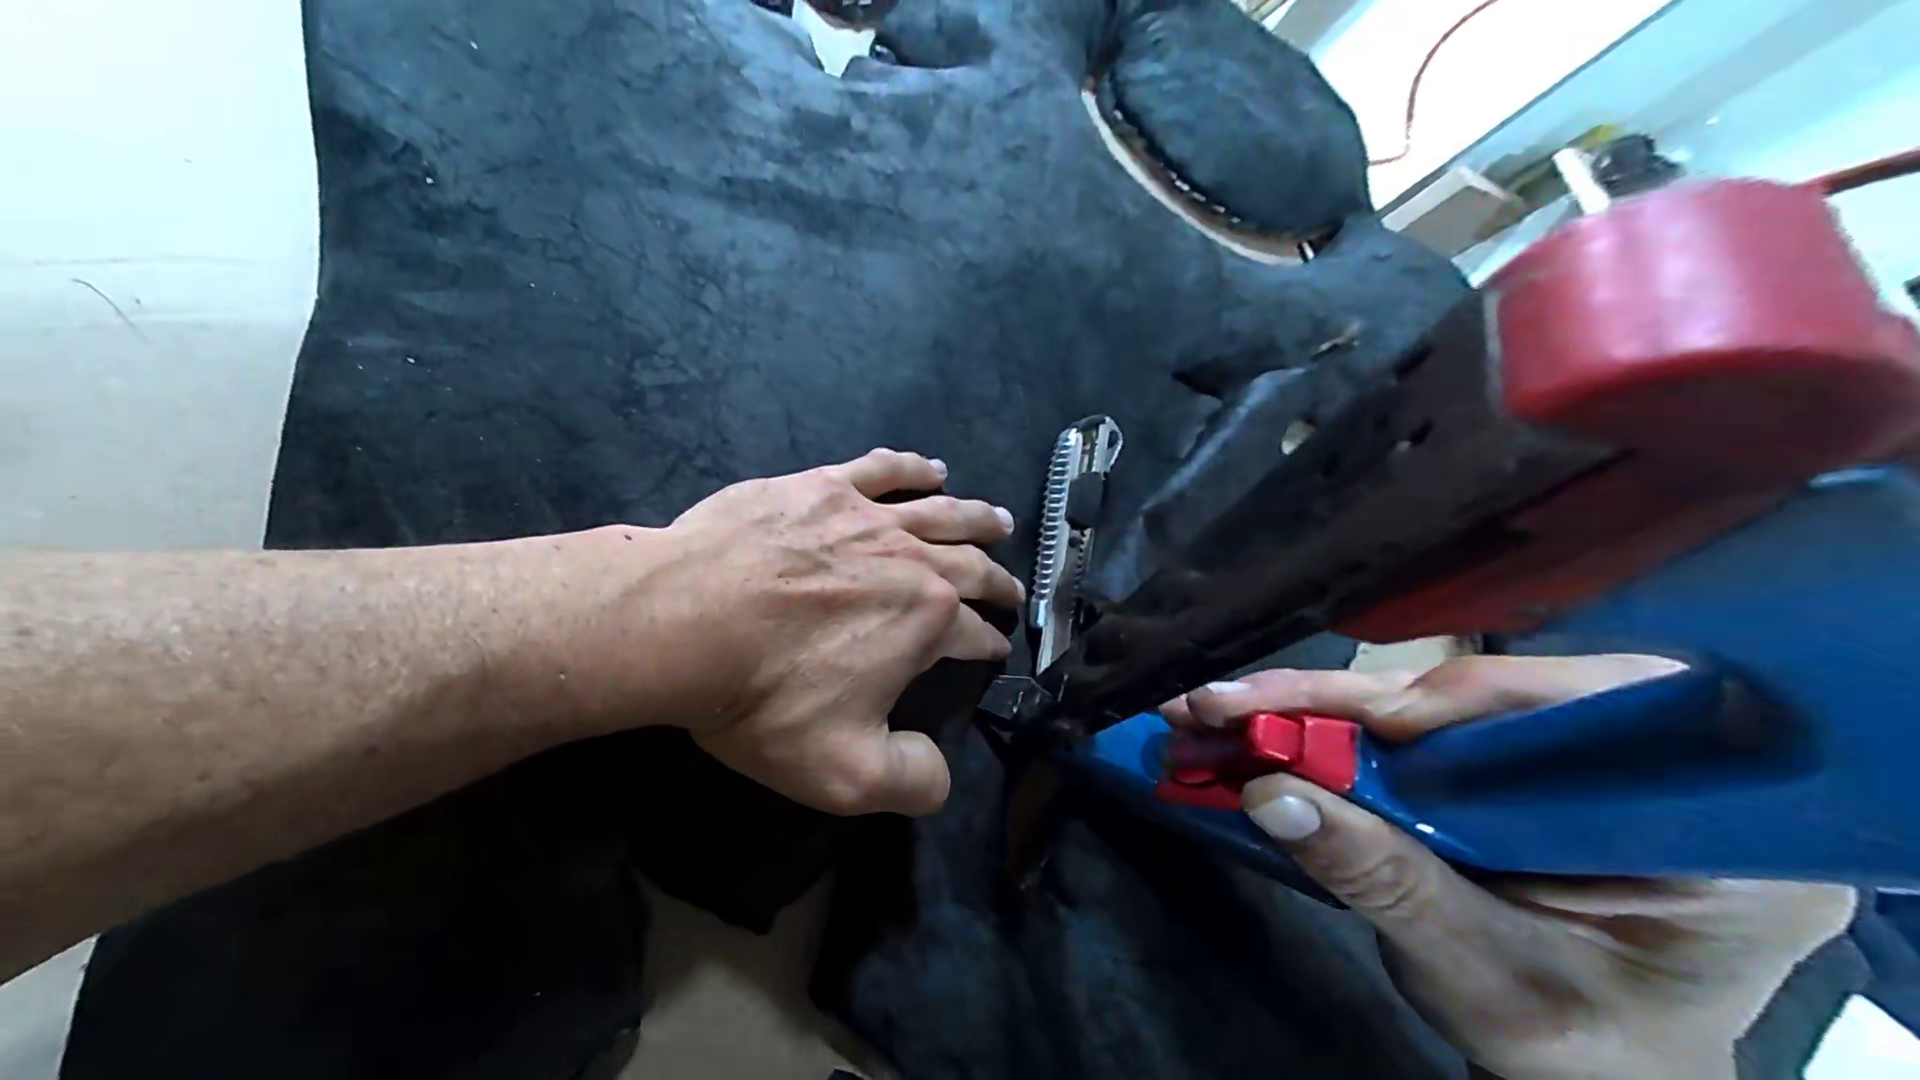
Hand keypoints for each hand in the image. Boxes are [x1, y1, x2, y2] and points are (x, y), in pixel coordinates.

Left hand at [540, 449, 1021, 816]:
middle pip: (971, 565)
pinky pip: (882, 469)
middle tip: (1011, 587)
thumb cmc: (764, 695)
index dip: (989, 643)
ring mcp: (866, 517)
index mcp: (926, 619)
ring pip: (941, 511)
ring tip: (999, 521)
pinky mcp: (822, 487)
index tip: (995, 649)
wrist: (682, 622)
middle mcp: (911, 559)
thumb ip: (911, 780)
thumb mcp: (844, 772)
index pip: (974, 632)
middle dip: (997, 579)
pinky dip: (914, 469)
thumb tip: (942, 772)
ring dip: (977, 518)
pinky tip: (932, 469)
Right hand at [1163, 657, 1855, 1079]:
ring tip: (1210, 713)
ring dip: (1306, 708)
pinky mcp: (1484, 757)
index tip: (1352, 718)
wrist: (1585, 1072)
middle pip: (1467, 696)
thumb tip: (1268, 793)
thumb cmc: (1574, 1047)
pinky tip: (1248, 730)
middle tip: (1223, 702)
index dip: (1455, 701)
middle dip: (1334, 700)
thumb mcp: (1484, 979)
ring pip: (1415, 702)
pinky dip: (1317, 731)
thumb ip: (1386, 883)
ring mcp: (1545, 752)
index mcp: (1697, 823)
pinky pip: (1396, 729)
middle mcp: (1622, 760)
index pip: (1576, 712)